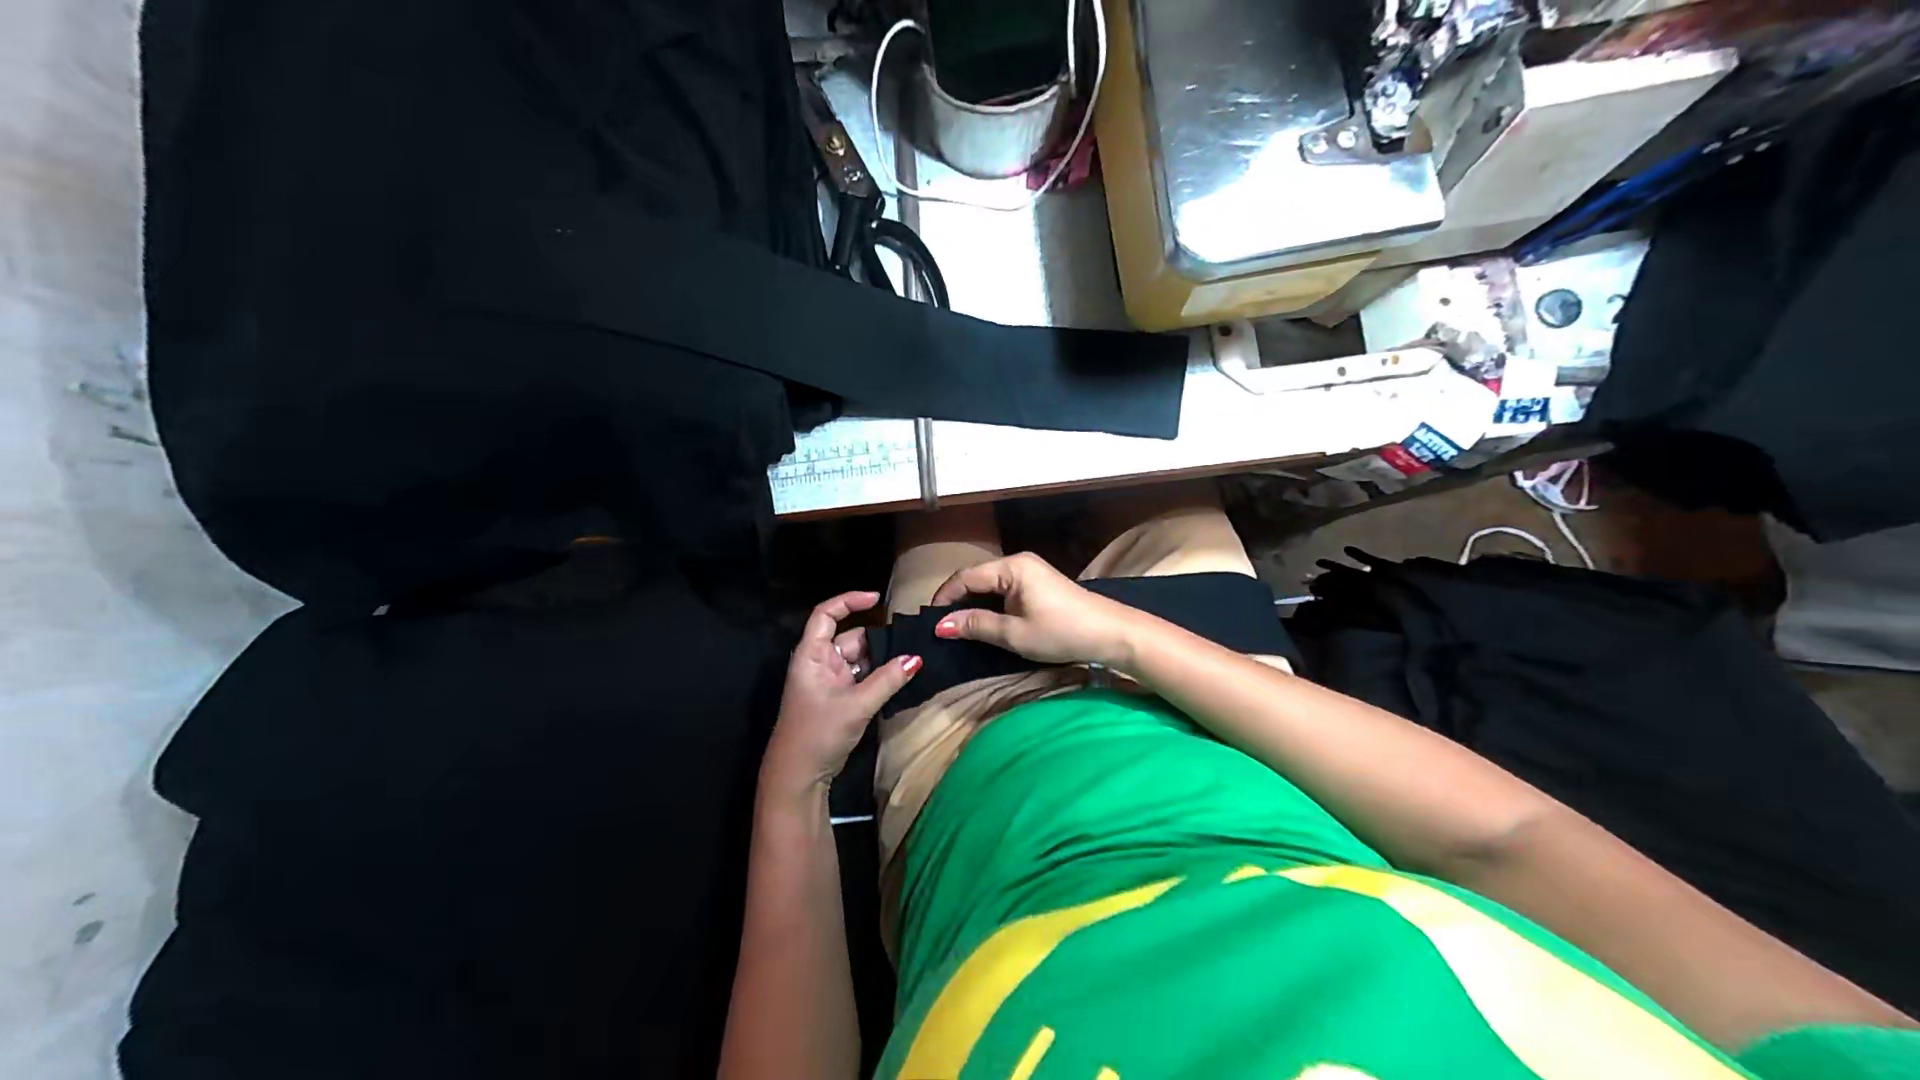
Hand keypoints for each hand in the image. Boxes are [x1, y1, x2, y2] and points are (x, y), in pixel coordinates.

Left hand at [762, 591, 920, 798]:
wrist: (798, 776)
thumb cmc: (817, 733)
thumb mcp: (856, 705)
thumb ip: (888, 680)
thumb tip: (917, 658)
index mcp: (812, 655)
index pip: (826, 614)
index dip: (849, 601)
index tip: (877, 599)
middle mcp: (819, 662)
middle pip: (850, 638)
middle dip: (879, 640)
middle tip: (911, 641)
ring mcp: (829, 681)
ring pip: (860, 660)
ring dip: (882, 660)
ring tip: (913, 658)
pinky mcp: (839, 698)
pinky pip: (862, 678)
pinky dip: (879, 677)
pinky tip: (902, 678)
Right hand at [930, 553, 1143, 667]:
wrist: (1111, 633)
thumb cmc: (1061, 632)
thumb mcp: (1014, 634)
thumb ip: (976, 625)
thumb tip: (940, 625)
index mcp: (1011, 567)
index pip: (964, 577)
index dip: (944, 598)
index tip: (930, 622)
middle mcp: (1018, 562)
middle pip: (976, 578)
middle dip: (957, 601)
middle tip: (941, 628)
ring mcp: (1030, 571)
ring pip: (989, 584)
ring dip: (973, 604)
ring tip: (958, 628)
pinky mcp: (1037, 583)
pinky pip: (1003, 589)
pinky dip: (990, 604)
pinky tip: (984, 622)